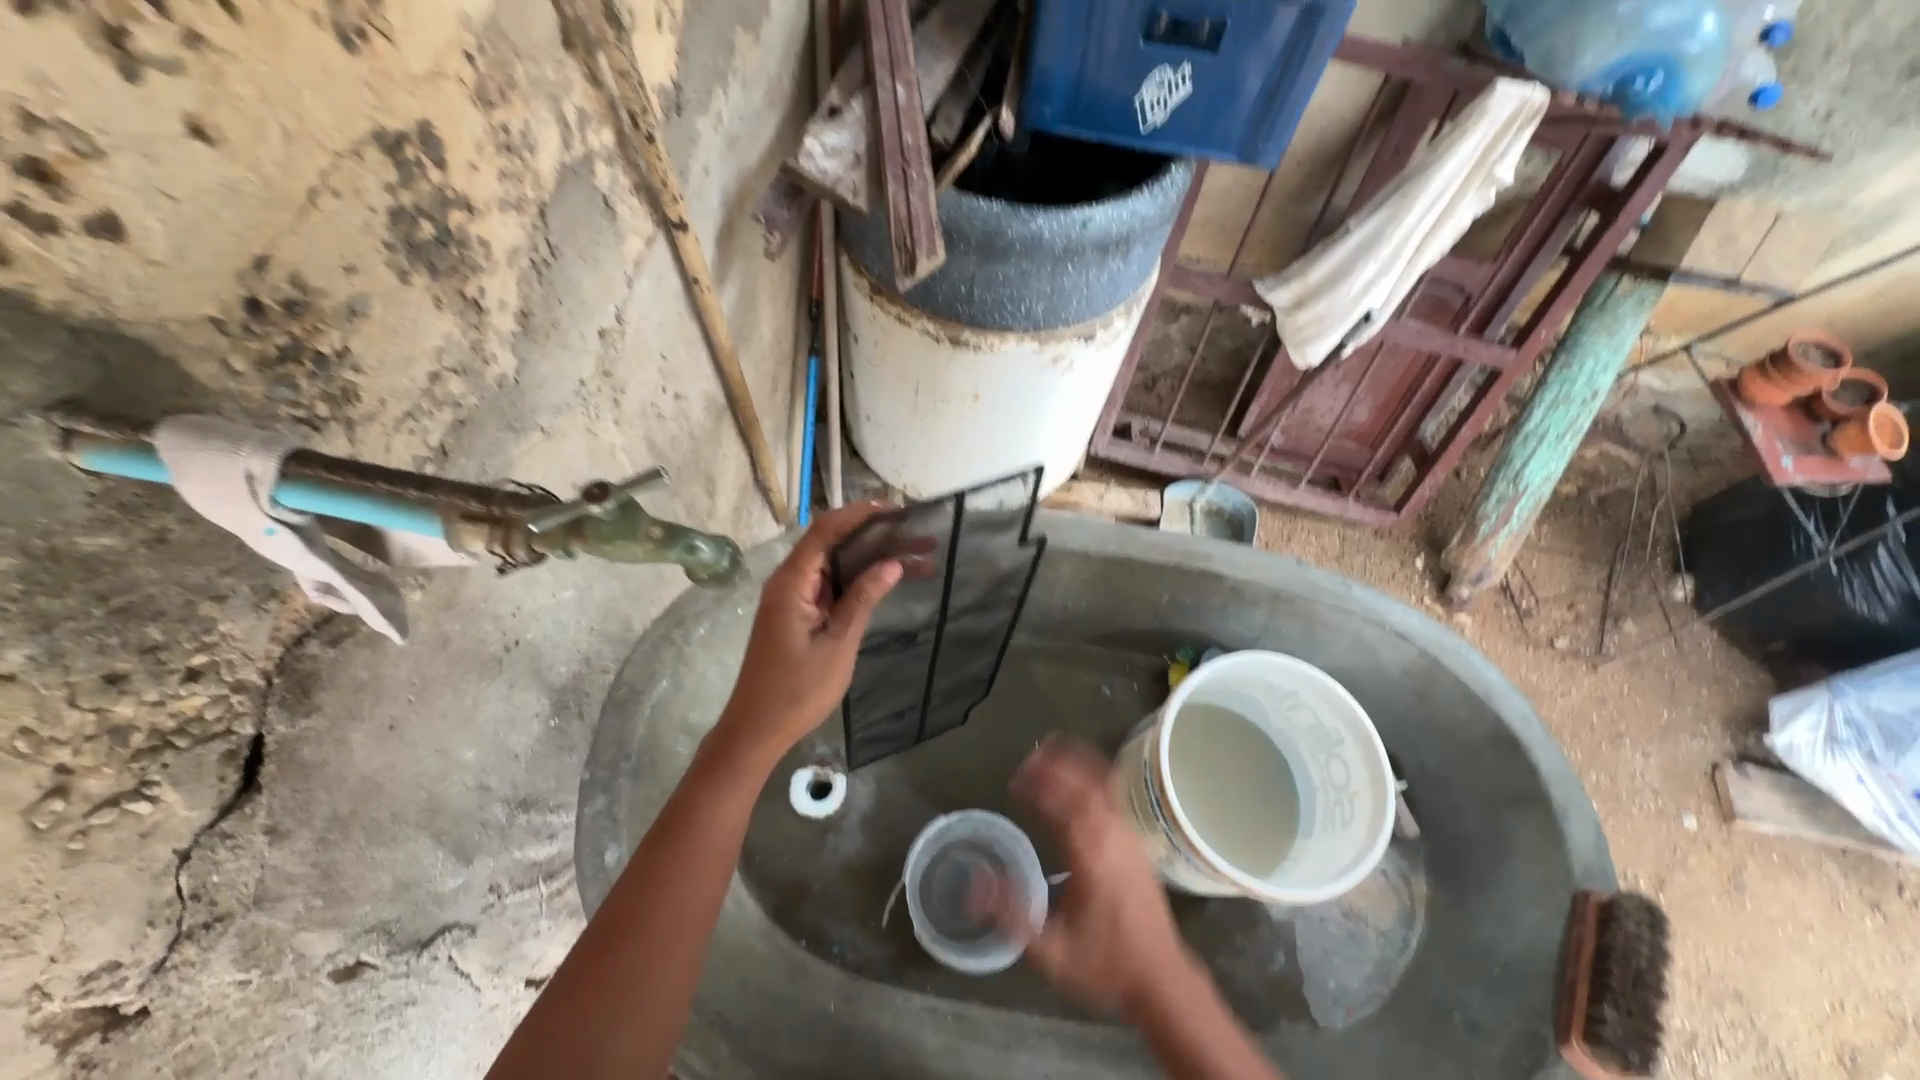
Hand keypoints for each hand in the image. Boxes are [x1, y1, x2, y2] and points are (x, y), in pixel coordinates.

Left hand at [714, 502, 902, 761]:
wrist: (758, 729)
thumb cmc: (797, 690)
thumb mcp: (838, 643)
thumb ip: (863, 599)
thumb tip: (892, 563)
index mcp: (791, 582)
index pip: (827, 530)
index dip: (862, 514)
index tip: (899, 510)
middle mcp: (789, 581)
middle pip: (835, 543)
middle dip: (879, 537)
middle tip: (922, 537)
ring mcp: (793, 598)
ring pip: (837, 565)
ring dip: (874, 559)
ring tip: (919, 558)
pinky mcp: (799, 614)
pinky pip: (832, 586)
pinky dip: (860, 581)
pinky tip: (889, 581)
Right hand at [992, 736, 1199, 1019]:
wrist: (1161, 981)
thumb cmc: (1105, 966)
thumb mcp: (1050, 949)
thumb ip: (1011, 913)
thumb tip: (973, 884)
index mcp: (1091, 856)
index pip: (1064, 804)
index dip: (1039, 786)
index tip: (1015, 781)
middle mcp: (1114, 838)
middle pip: (1088, 784)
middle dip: (1058, 766)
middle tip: (1029, 760)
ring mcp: (1132, 841)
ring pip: (1107, 787)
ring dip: (1079, 767)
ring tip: (1053, 758)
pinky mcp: (1140, 849)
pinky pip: (1117, 799)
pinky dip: (1097, 781)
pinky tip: (1083, 787)